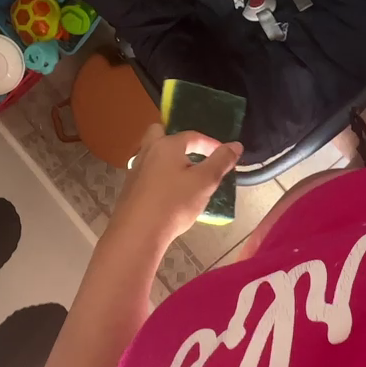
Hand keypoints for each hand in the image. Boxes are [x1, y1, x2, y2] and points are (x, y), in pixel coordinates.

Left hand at [112, 126, 242, 246]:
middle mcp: (148, 151)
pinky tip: (169, 192)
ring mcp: (136, 169)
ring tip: (184, 175)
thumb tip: (235, 145)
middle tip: (193, 154)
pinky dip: (159, 174)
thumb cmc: (174, 204)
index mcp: (167, 145)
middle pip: (160, 133)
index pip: (193, 136)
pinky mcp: (130, 188)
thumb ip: (221, 161)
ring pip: (152, 153)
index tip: (224, 155)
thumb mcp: (205, 182)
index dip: (211, 144)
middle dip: (178, 141)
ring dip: (168, 159)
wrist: (137, 233)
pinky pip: (147, 172)